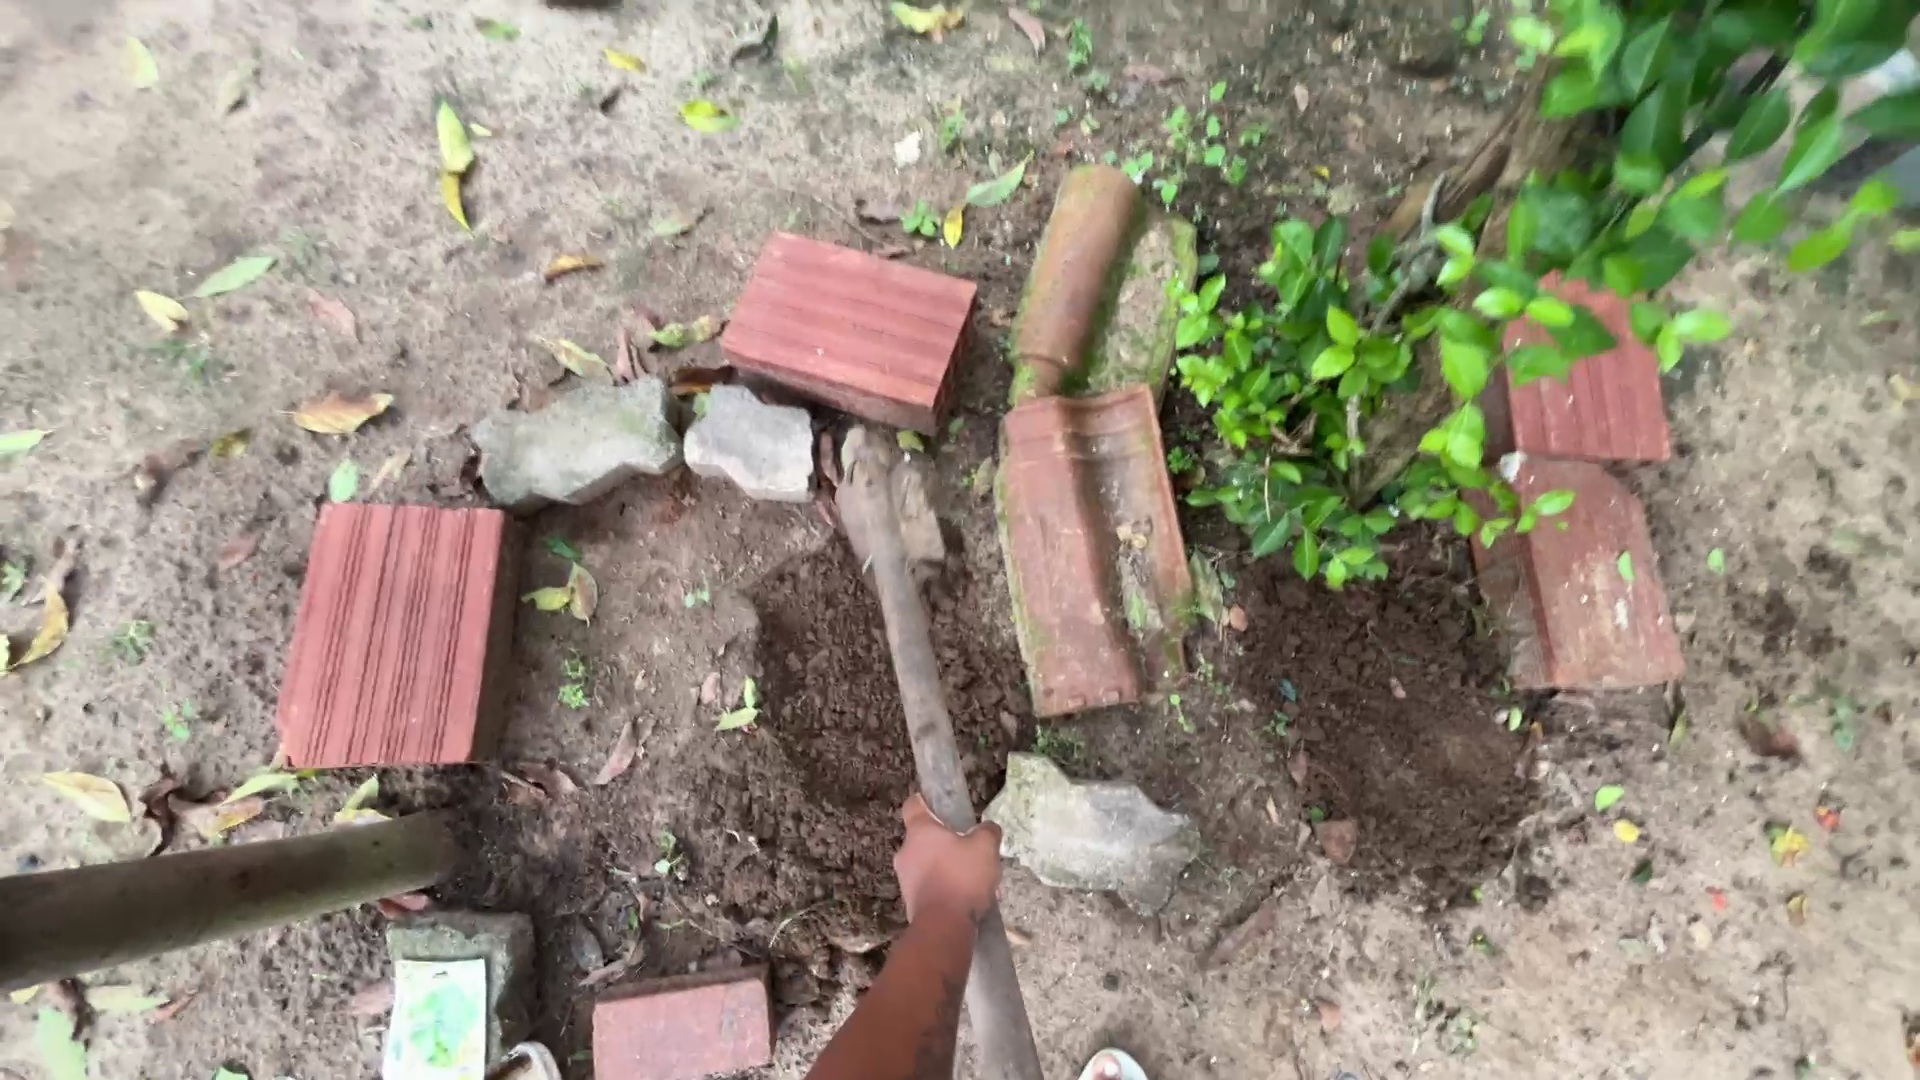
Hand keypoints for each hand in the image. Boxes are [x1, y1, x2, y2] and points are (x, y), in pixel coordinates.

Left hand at [892, 793, 1002, 923]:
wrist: (943, 927)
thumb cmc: (961, 877)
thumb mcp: (985, 847)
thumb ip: (988, 832)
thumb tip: (988, 828)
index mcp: (920, 831)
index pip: (913, 805)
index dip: (924, 801)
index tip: (938, 805)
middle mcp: (906, 851)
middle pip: (924, 839)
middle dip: (945, 843)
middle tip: (969, 851)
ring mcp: (906, 879)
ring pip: (928, 865)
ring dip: (948, 869)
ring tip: (975, 881)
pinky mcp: (911, 903)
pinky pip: (931, 888)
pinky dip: (946, 890)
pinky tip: (969, 901)